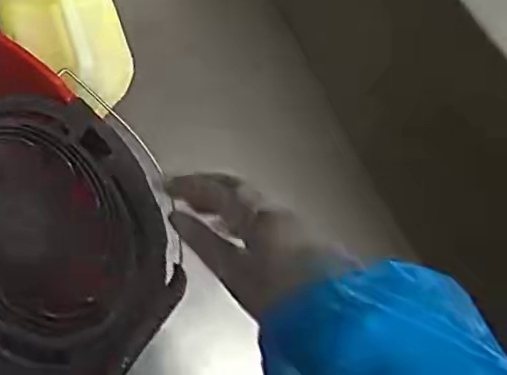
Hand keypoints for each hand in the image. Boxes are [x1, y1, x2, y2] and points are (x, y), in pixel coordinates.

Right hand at [167, 173, 354, 317]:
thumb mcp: (235, 273)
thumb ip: (205, 242)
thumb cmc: (285, 298)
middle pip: (235, 189)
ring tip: (205, 212)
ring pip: (251, 203)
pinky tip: (236, 231)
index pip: (216, 187)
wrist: (340, 322)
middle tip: (183, 192)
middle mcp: (276, 210)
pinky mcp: (308, 241)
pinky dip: (244, 216)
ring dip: (226, 203)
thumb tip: (177, 218)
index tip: (166, 184)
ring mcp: (294, 224)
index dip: (188, 184)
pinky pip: (265, 216)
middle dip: (207, 188)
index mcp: (257, 212)